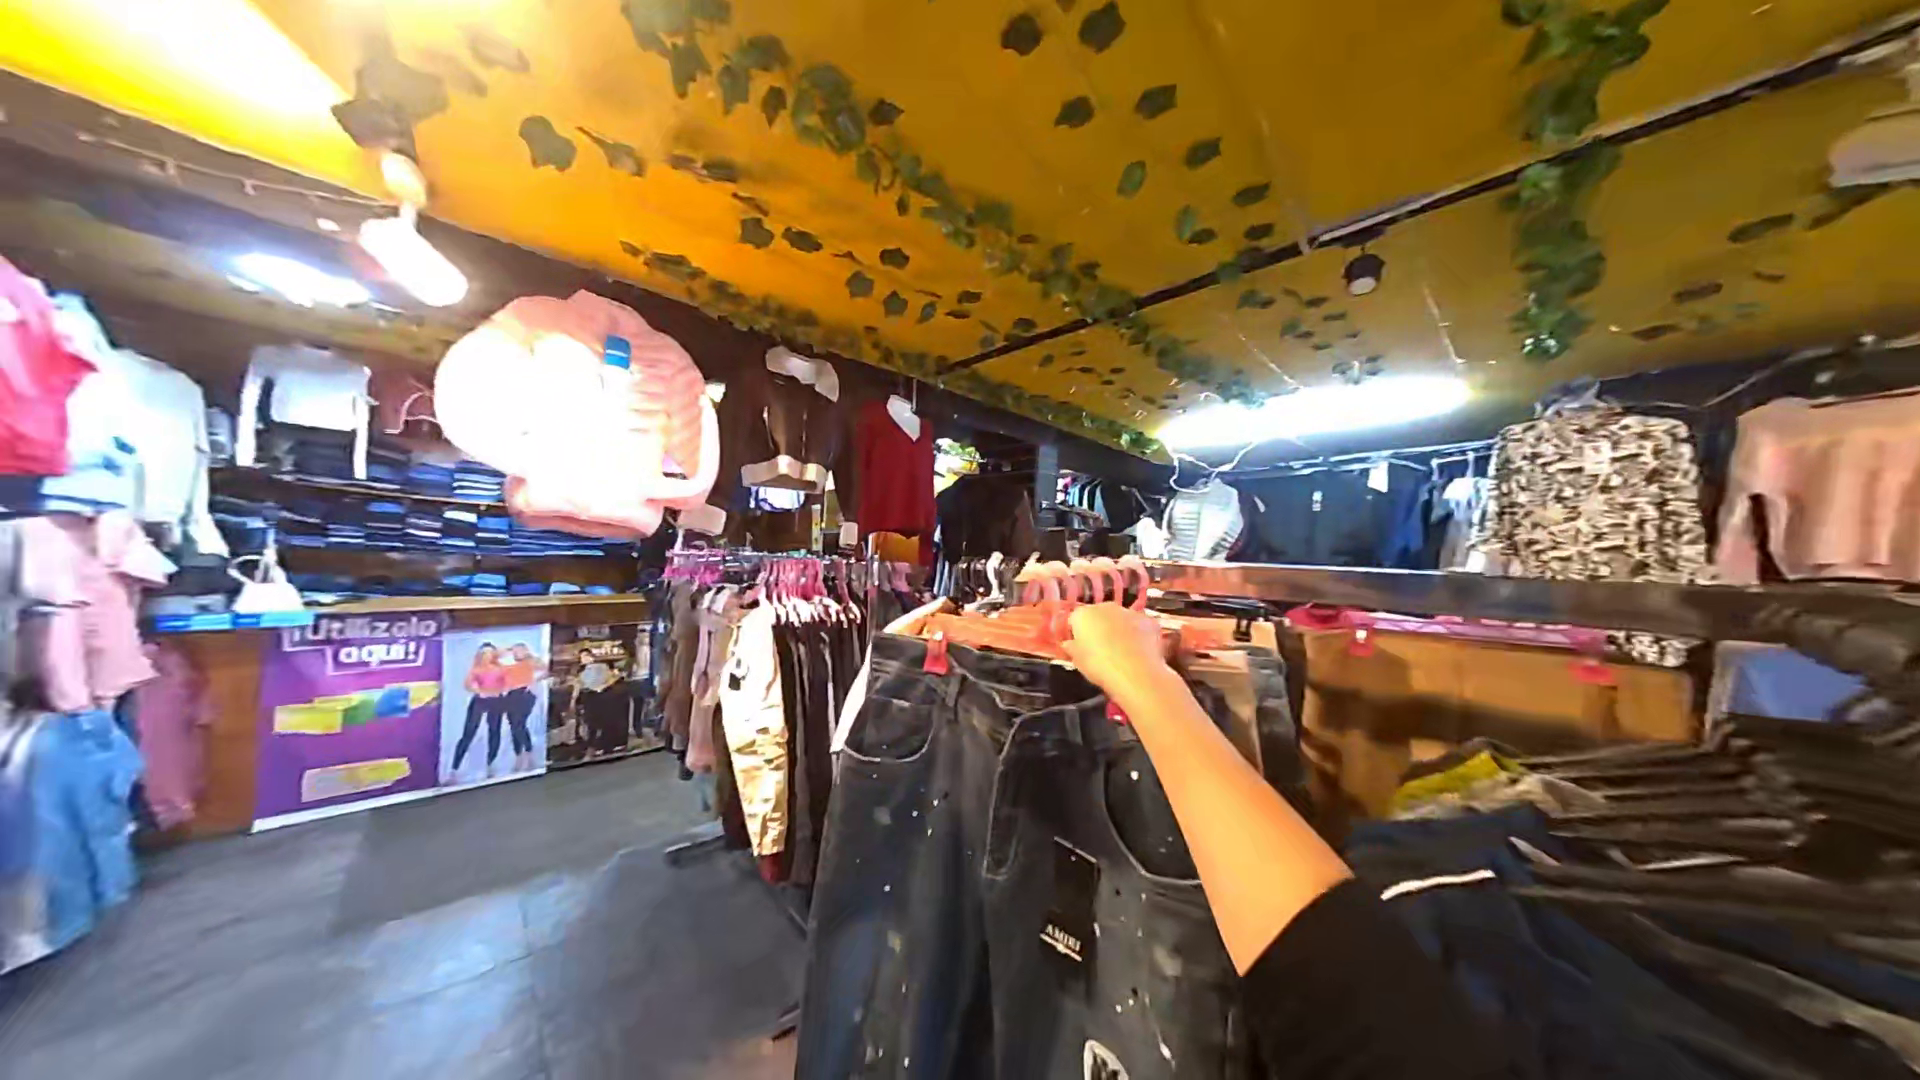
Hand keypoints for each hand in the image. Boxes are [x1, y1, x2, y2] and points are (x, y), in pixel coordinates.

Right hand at [1062, 603, 1177, 711]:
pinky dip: (1138, 635)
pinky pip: (1139, 626)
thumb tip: (1069, 644)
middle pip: (1098, 615)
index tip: (1079, 648)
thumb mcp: (1076, 660)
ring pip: (1120, 619)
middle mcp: (1105, 607)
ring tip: (1121, 653)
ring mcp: (1129, 612)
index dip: (1076, 633)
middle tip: (1100, 650)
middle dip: (1099, 628)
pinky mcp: (1149, 621)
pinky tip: (1139, 652)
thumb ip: (1071, 647)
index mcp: (1083, 614)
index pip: (1074, 620)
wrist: (1135, 672)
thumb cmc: (1098, 665)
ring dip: (1119, 630)